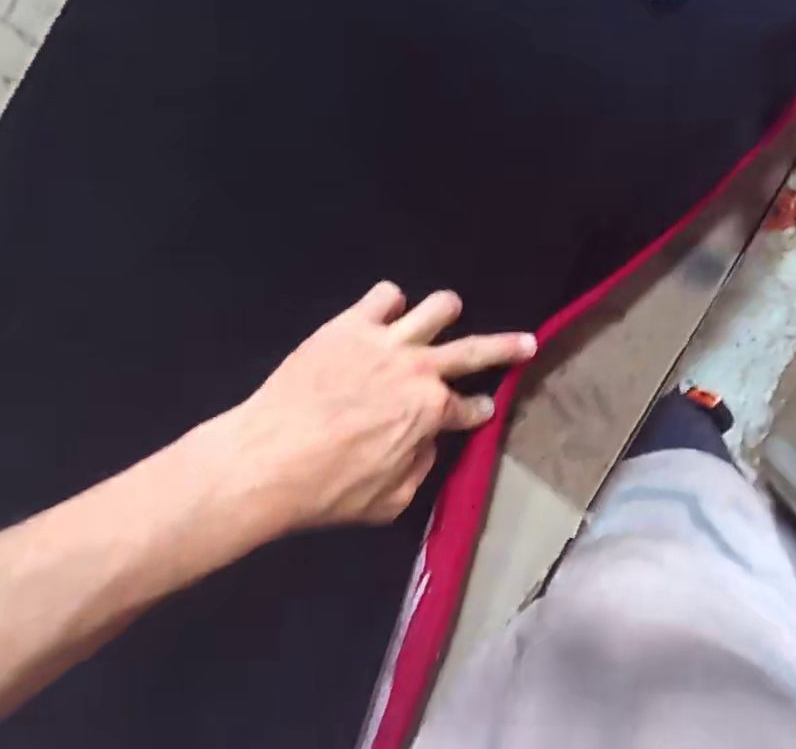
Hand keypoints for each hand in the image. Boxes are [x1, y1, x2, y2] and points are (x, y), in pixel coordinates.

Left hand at [221, 282, 536, 529]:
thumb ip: (420, 467)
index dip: (480, 409)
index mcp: (431, 412)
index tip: (482, 409)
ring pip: (436, 307)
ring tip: (447, 312)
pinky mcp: (351, 323)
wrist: (268, 458)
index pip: (470, 407)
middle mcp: (419, 369)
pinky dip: (389, 303)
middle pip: (477, 349)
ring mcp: (386, 341)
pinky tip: (385, 313)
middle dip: (509, 347)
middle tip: (527, 342)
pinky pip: (384, 295)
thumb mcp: (390, 500)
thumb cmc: (329, 488)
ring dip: (446, 311)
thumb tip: (427, 441)